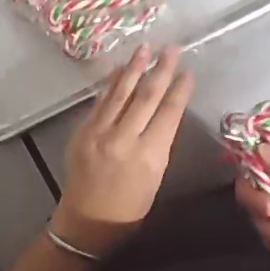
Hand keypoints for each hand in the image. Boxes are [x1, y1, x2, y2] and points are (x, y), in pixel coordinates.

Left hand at [53, 45, 193, 256]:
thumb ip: (159, 144)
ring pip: (119, 93)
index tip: (188, 71)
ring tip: (144, 48)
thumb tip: (162, 114)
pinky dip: (110, 84)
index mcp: (149, 155)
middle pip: (145, 96)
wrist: (87, 222)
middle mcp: (124, 139)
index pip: (168, 113)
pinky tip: (118, 70)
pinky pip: (99, 102)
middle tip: (171, 48)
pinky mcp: (81, 132)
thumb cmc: (129, 209)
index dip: (179, 90)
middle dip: (160, 70)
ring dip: (133, 68)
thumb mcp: (155, 178)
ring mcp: (98, 133)